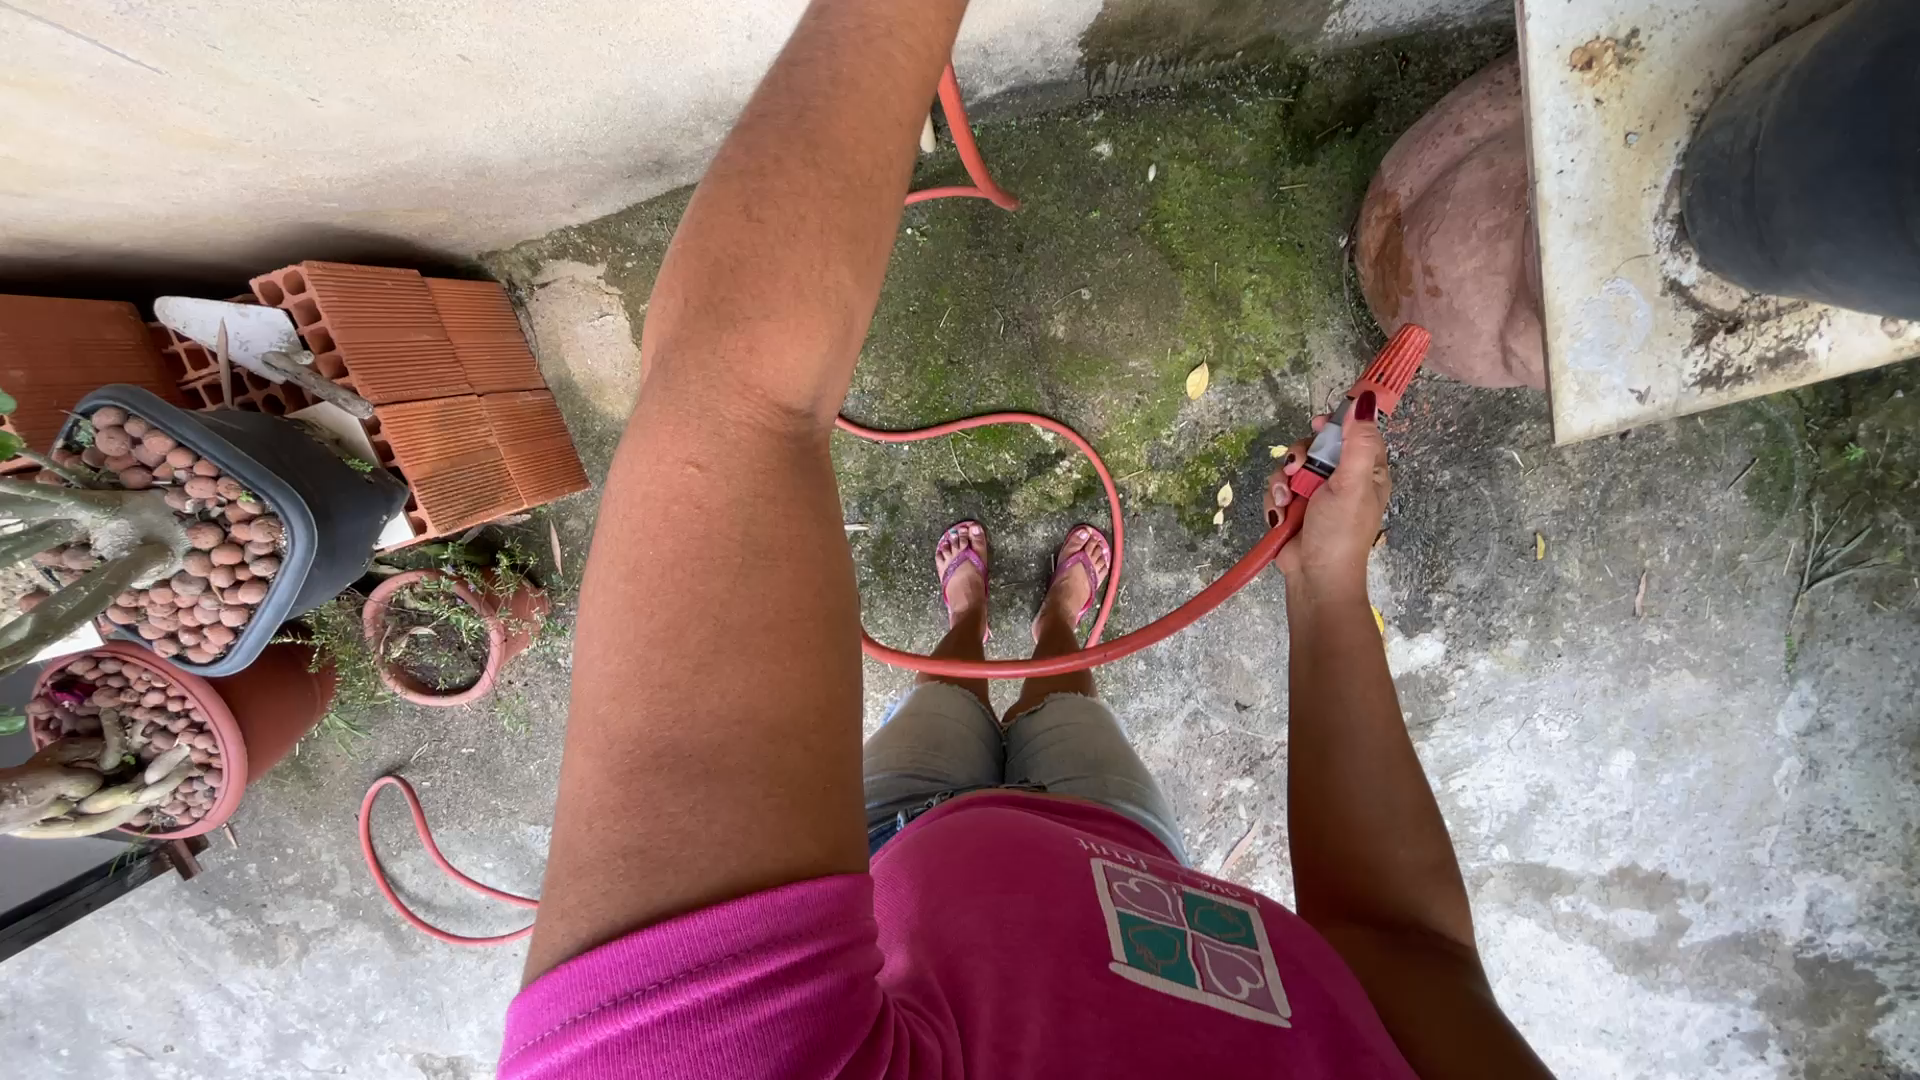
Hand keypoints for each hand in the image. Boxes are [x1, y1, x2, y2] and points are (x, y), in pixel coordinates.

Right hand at [1262, 391, 1388, 597]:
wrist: (1314, 576)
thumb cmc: (1340, 532)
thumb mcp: (1352, 483)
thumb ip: (1356, 443)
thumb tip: (1364, 401)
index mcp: (1366, 471)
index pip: (1353, 433)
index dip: (1335, 426)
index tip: (1317, 424)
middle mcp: (1341, 479)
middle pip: (1314, 446)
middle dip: (1298, 456)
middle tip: (1295, 468)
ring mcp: (1314, 494)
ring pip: (1290, 468)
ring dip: (1282, 483)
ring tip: (1285, 500)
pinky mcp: (1292, 508)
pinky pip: (1276, 490)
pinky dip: (1274, 501)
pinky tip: (1279, 515)